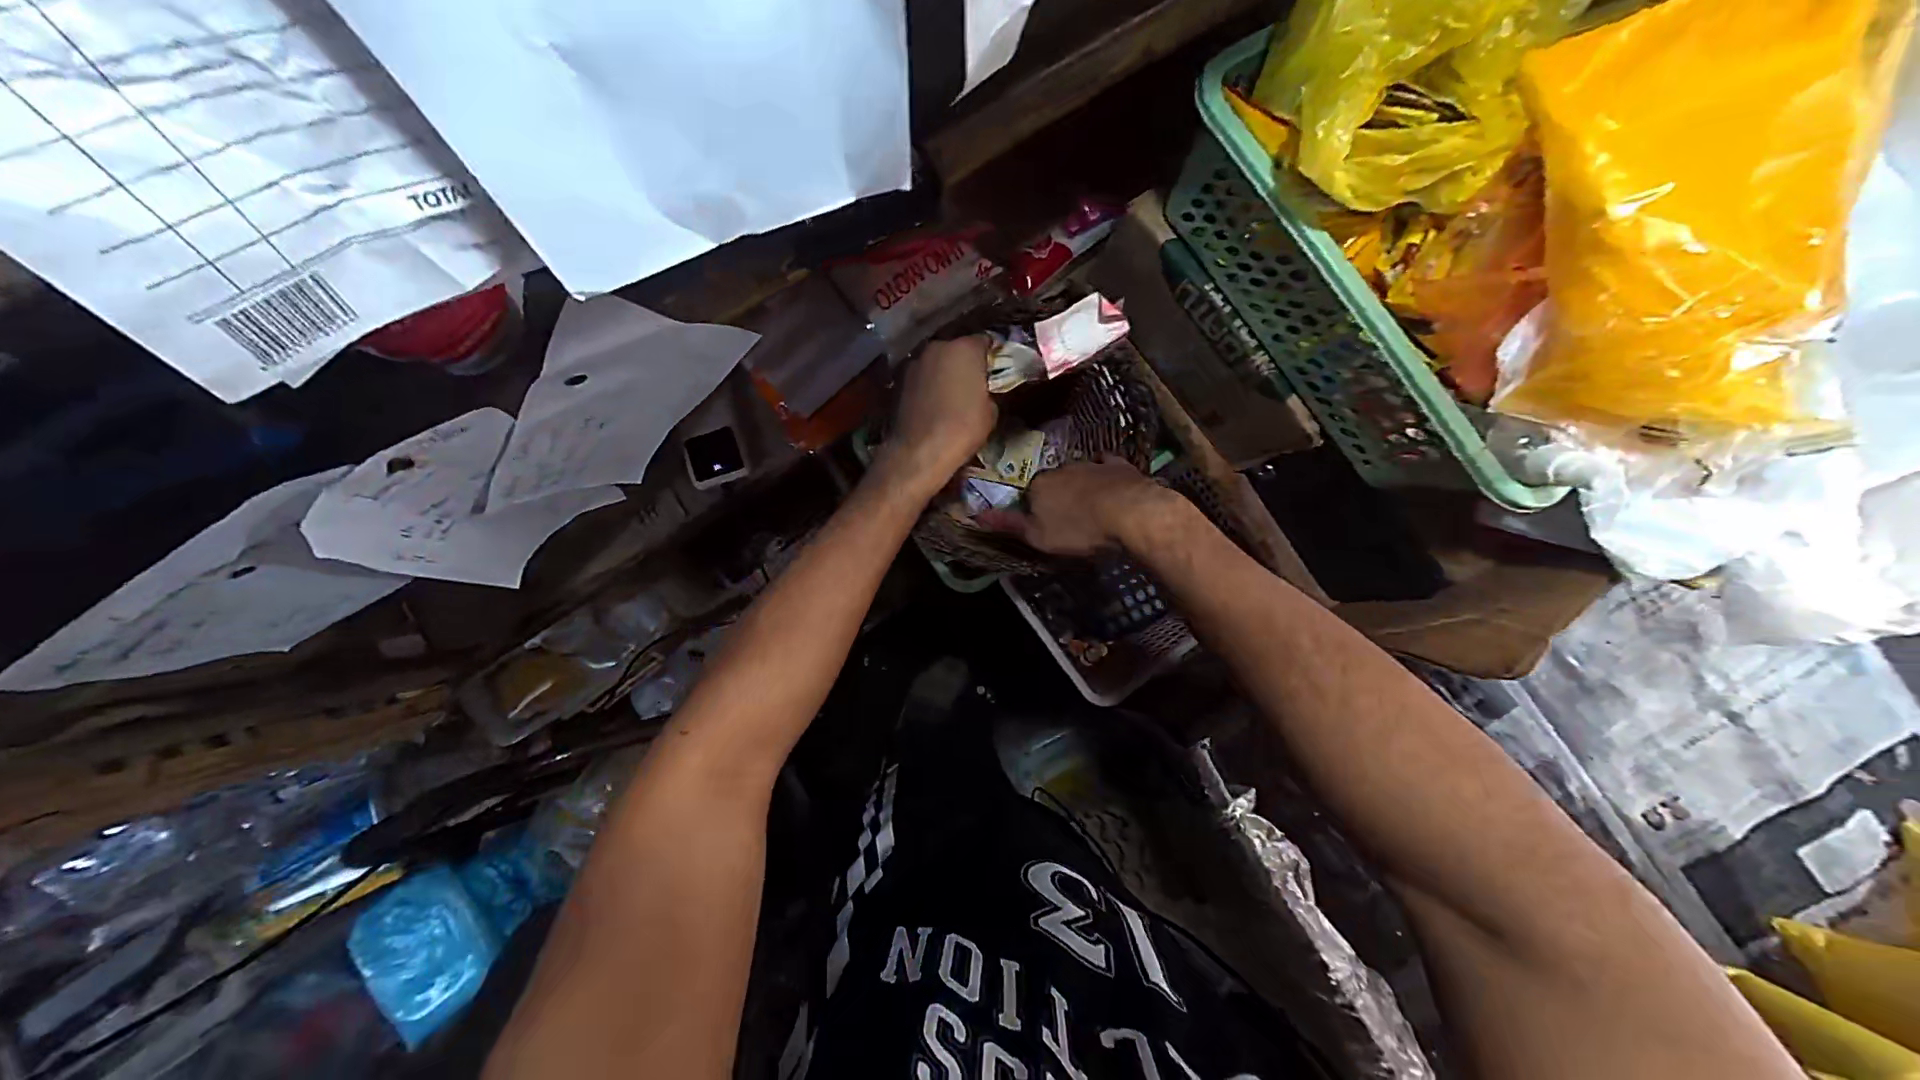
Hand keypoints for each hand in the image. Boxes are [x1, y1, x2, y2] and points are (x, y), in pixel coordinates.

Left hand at [882, 336, 997, 490]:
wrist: (920, 451)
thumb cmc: (963, 428)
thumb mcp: (991, 412)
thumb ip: (987, 391)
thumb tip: (981, 391)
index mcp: (965, 348)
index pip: (984, 341)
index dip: (990, 355)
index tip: (994, 369)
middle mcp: (937, 347)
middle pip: (956, 349)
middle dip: (964, 362)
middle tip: (972, 382)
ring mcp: (915, 362)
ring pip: (936, 362)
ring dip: (944, 373)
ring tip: (951, 395)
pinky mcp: (900, 380)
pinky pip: (922, 378)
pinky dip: (928, 385)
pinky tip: (933, 403)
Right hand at [980, 456, 1181, 556]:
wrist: (1129, 513)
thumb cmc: (1079, 529)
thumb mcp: (1037, 537)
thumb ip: (1008, 525)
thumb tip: (975, 515)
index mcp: (1039, 485)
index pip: (1029, 493)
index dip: (1034, 508)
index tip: (1042, 523)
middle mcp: (1061, 468)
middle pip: (1054, 481)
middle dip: (1057, 495)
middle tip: (1067, 518)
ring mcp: (1091, 464)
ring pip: (1079, 473)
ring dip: (1081, 486)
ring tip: (1089, 507)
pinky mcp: (1119, 466)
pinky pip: (1107, 466)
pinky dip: (1106, 473)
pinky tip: (1110, 483)